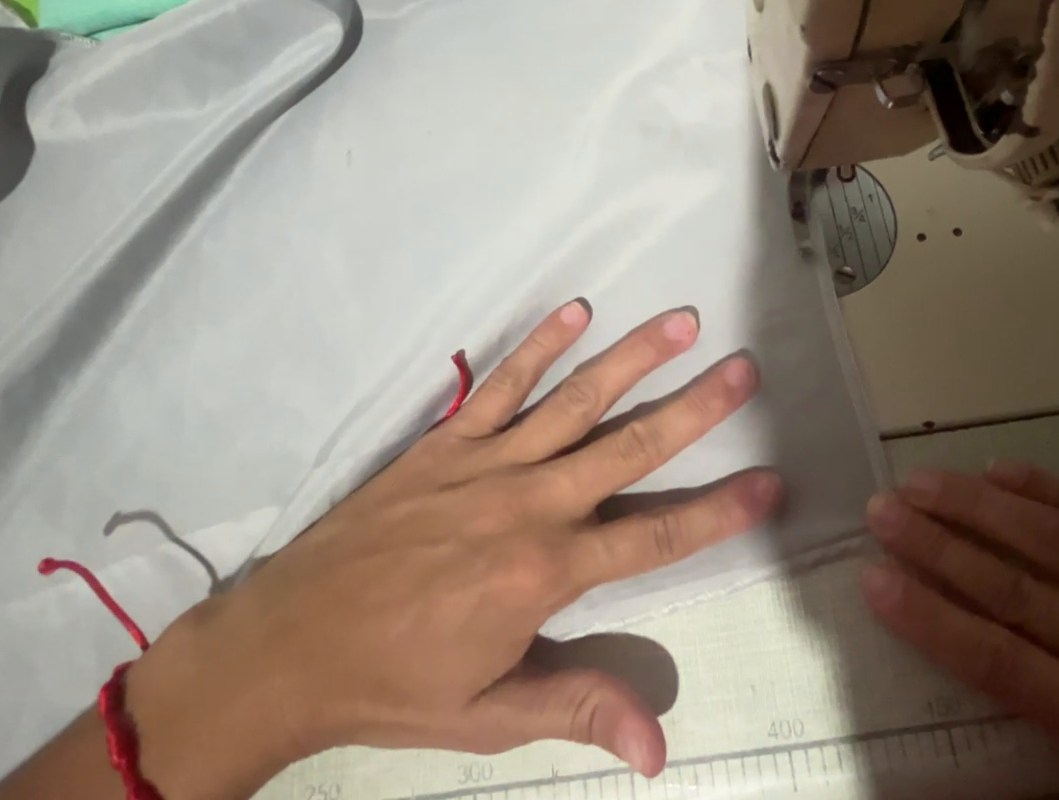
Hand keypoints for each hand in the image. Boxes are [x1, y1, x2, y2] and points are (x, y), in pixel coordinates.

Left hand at [121, 303, 779, 797]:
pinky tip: (575, 311)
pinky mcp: (445, 442)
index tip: (770, 481)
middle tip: (743, 369)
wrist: (289, 643)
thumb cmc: (395, 684)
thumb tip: (660, 747)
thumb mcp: (488, 715)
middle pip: (628, 449)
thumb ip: (577, 707)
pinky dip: (538, 346)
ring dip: (631, 360)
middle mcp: (527, 504)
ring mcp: (485, 463)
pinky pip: (500, 385)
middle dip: (694, 409)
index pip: (653, 536)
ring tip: (679, 322)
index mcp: (545, 574)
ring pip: (575, 401)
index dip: (717, 512)